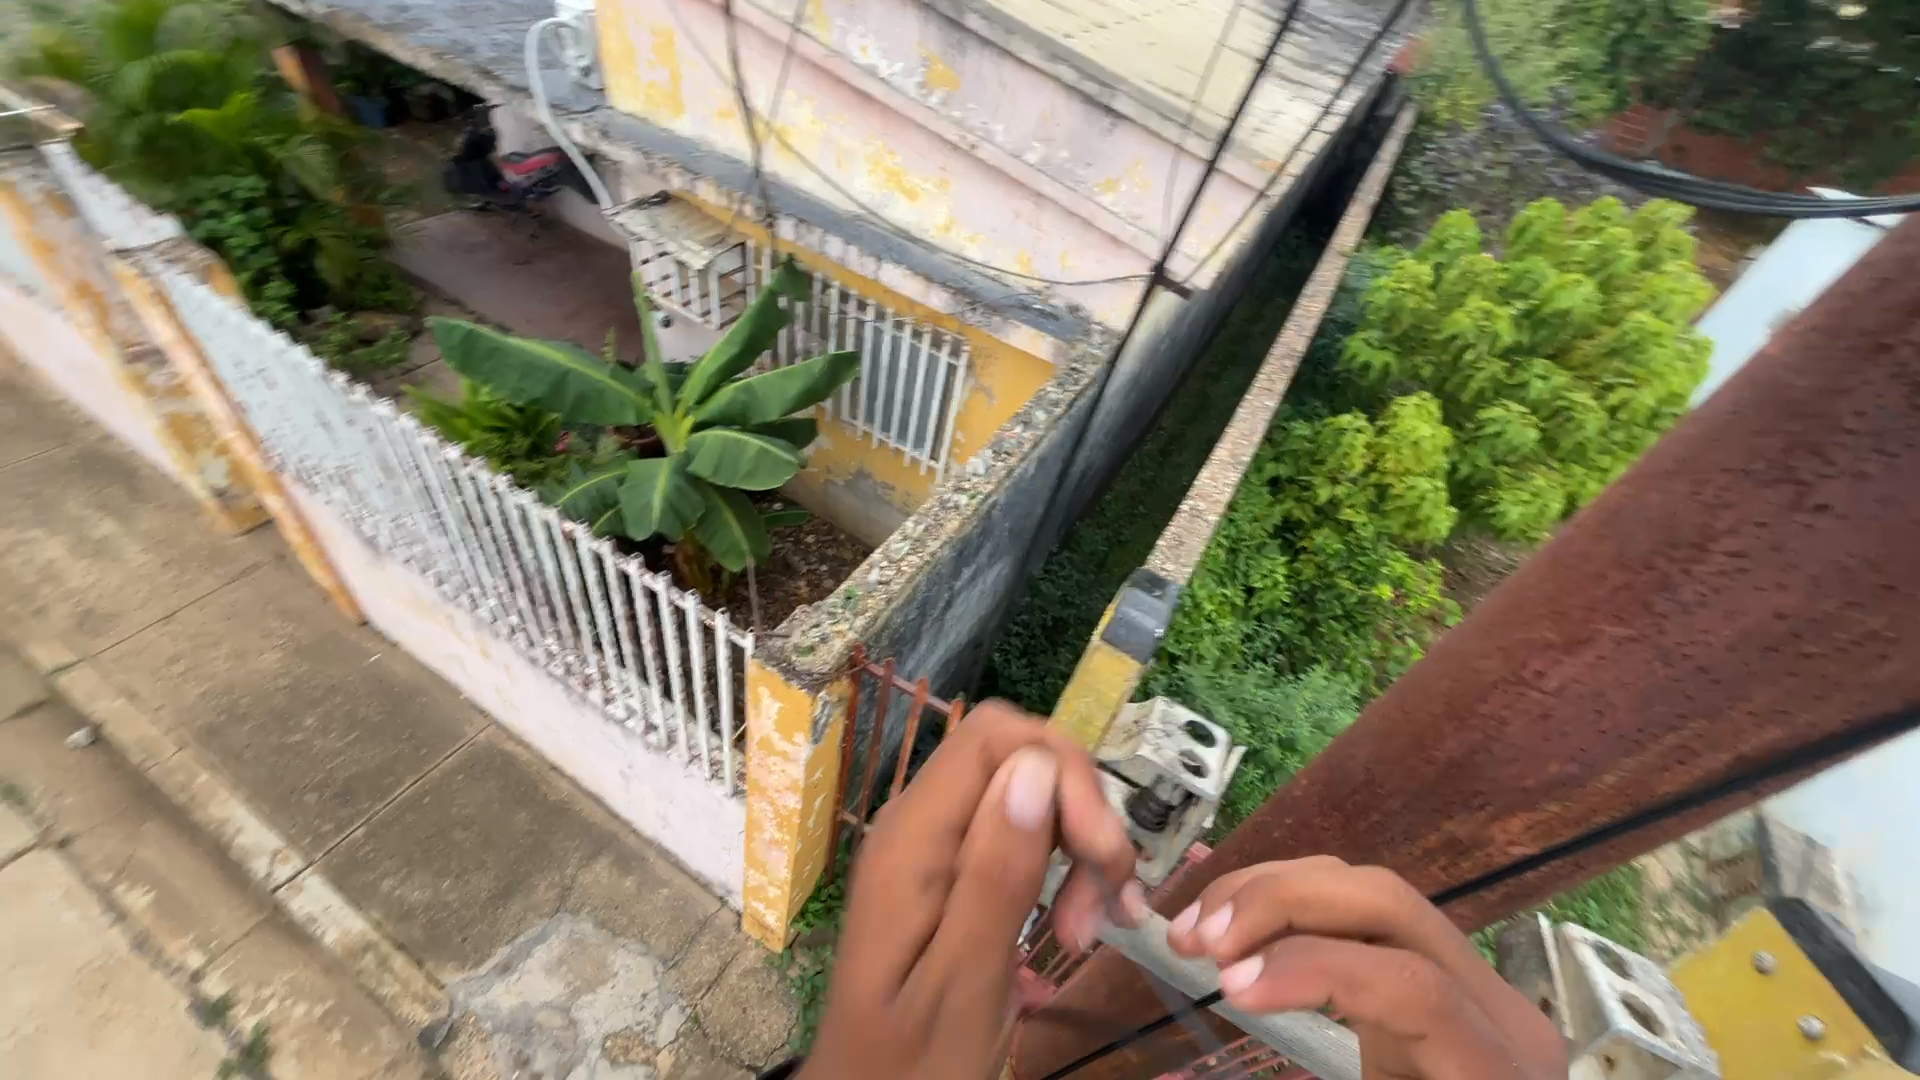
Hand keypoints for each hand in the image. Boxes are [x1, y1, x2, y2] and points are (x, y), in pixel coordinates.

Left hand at [798, 701, 1140, 1079]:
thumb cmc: (911, 1063)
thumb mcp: (963, 982)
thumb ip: (995, 873)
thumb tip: (1035, 767)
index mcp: (912, 837)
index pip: (993, 737)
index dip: (1061, 770)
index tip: (1102, 849)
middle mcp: (919, 820)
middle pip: (1015, 758)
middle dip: (1078, 809)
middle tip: (1111, 895)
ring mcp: (935, 841)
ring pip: (1026, 793)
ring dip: (1077, 845)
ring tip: (1095, 926)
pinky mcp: (952, 866)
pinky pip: (1018, 833)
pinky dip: (1062, 865)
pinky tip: (1080, 920)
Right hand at [1166, 858, 1565, 1079]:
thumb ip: (1300, 1079)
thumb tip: (1195, 1062)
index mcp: (1497, 1074)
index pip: (1414, 988)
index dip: (1314, 972)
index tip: (1230, 991)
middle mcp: (1494, 1003)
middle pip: (1386, 903)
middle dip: (1279, 904)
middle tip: (1202, 941)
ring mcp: (1460, 968)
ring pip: (1358, 884)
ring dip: (1264, 892)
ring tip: (1195, 930)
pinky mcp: (1421, 955)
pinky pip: (1347, 901)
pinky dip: (1278, 898)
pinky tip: (1228, 924)